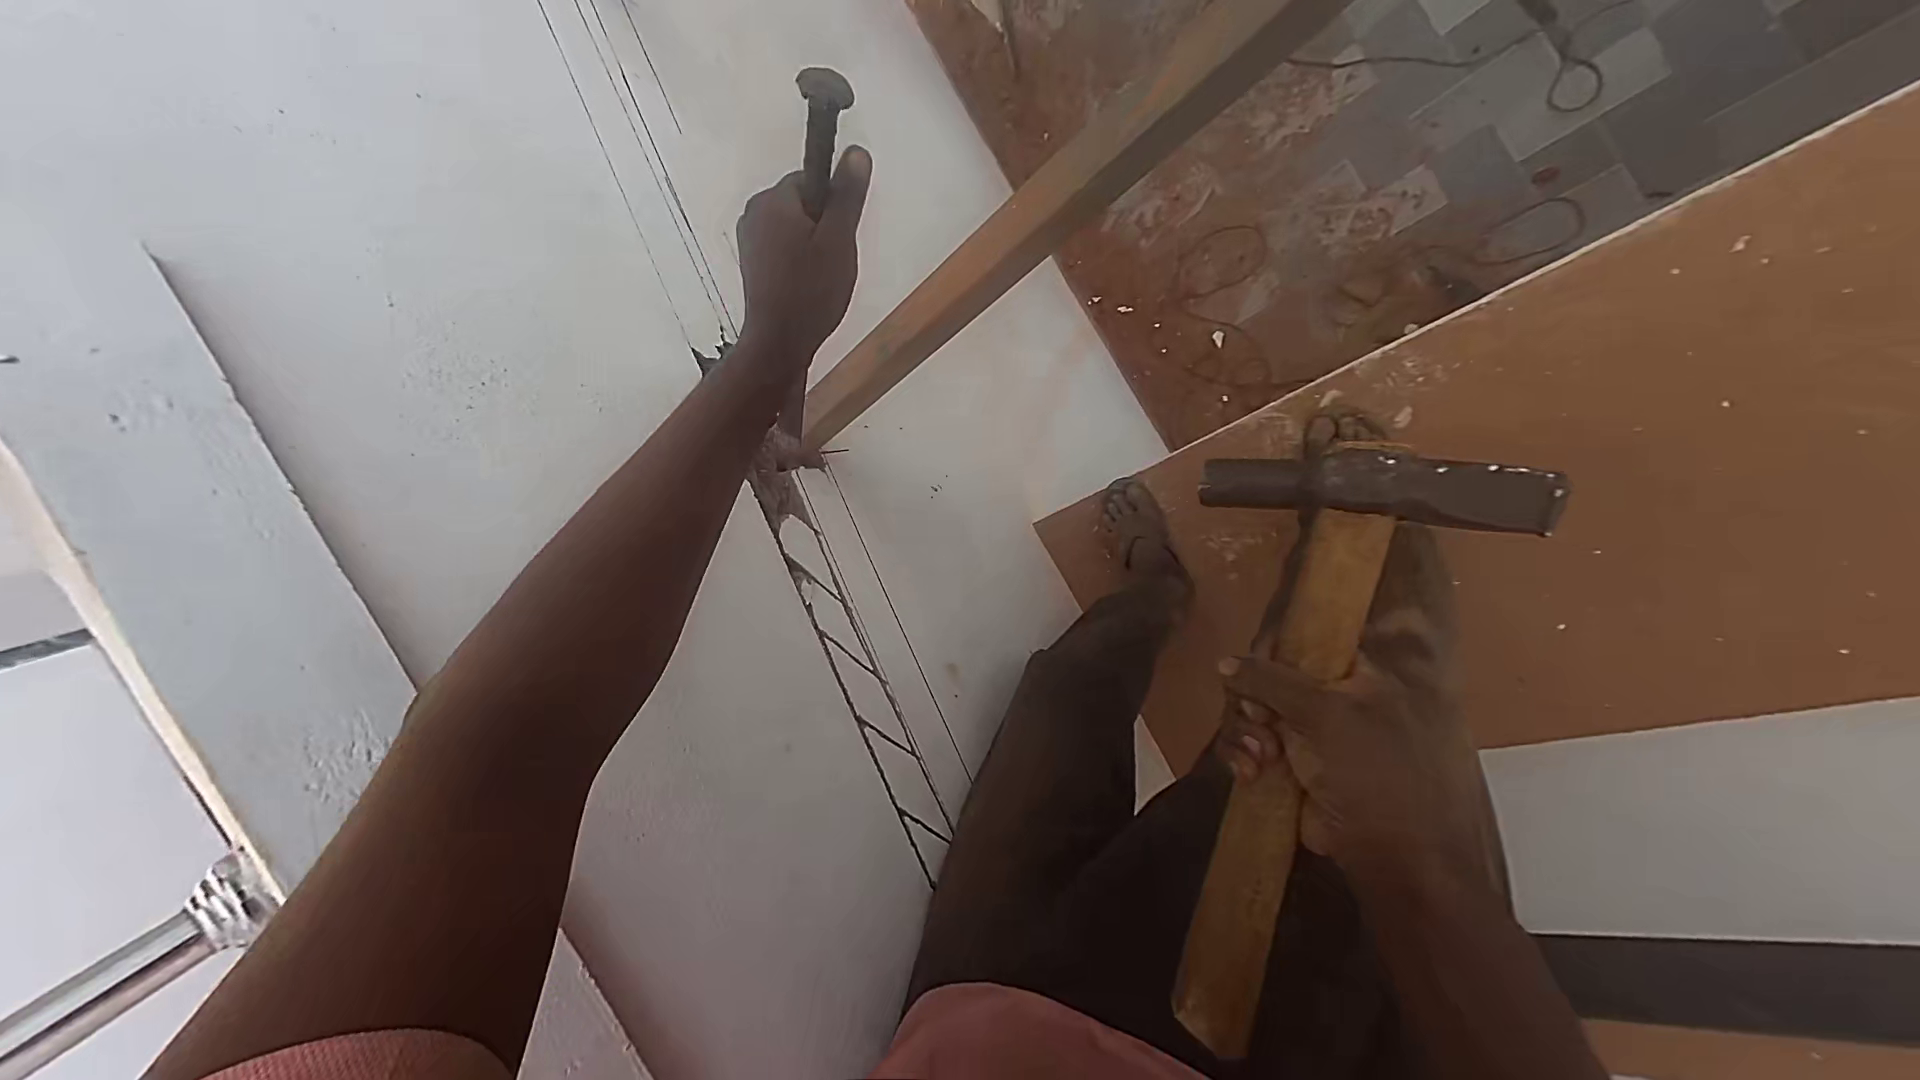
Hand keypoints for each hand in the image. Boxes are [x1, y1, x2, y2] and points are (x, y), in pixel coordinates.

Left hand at [735, 146, 870, 364]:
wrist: (780, 341)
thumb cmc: (810, 293)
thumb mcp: (839, 241)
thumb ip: (846, 195)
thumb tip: (855, 153)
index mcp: (774, 200)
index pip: (811, 179)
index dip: (833, 205)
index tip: (841, 234)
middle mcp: (754, 212)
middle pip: (801, 203)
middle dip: (823, 227)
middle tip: (834, 261)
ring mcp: (749, 239)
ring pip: (793, 228)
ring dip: (812, 247)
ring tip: (821, 279)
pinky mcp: (752, 263)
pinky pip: (782, 249)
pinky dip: (798, 262)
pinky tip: (807, 287)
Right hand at [1216, 613, 1505, 900]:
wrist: (1398, 863)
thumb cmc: (1378, 775)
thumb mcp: (1327, 716)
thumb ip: (1271, 681)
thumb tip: (1223, 663)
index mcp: (1360, 674)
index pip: (1304, 639)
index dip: (1273, 648)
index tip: (1257, 668)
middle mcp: (1332, 697)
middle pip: (1267, 675)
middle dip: (1253, 699)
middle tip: (1259, 721)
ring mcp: (1309, 733)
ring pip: (1251, 710)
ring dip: (1245, 731)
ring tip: (1256, 759)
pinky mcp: (1289, 764)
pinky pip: (1246, 744)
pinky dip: (1240, 755)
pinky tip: (1248, 773)